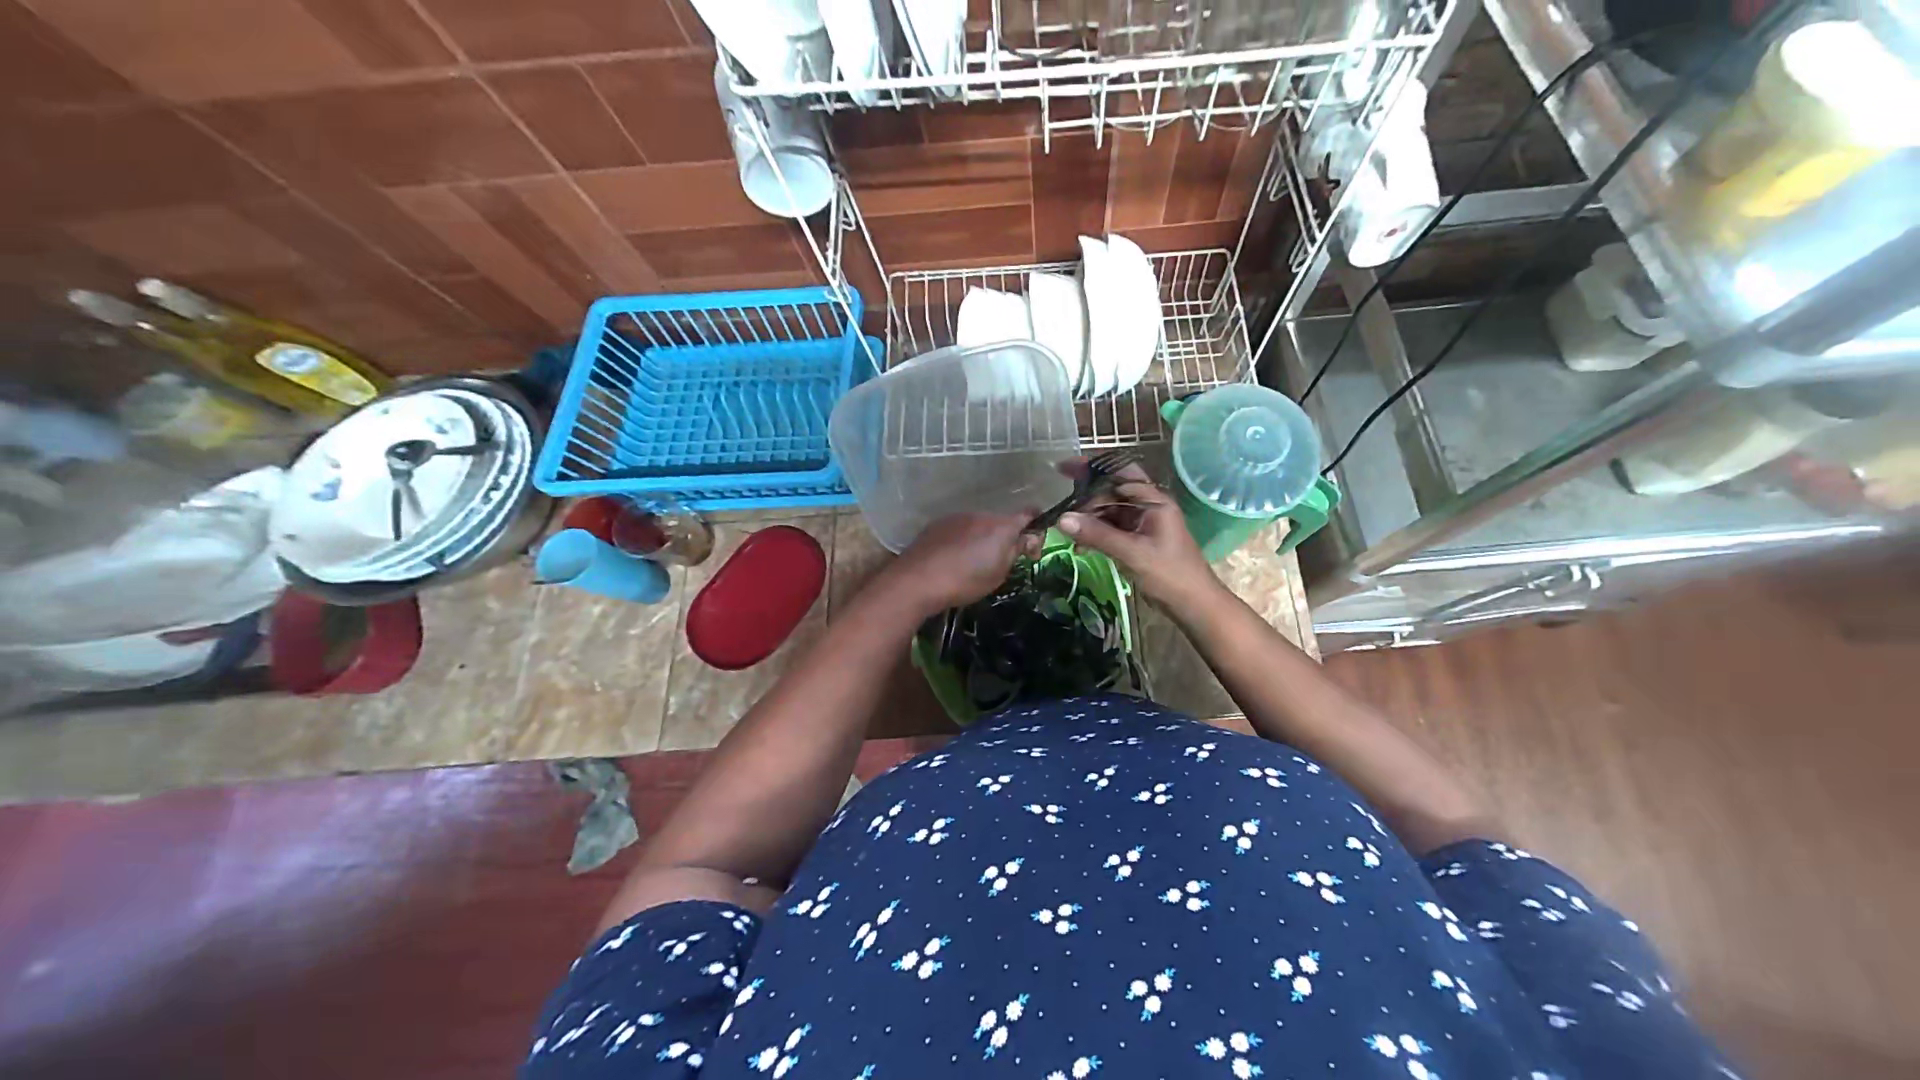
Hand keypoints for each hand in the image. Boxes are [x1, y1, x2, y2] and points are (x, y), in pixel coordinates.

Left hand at [881, 511, 1031, 614]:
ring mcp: (957, 517)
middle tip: (998, 564)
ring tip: (971, 565)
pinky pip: (959, 529)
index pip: (1029, 514)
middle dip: (1004, 539)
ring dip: (981, 540)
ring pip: (978, 525)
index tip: (1030, 551)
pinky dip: (962, 540)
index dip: (1036, 529)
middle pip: (1001, 522)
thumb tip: (1028, 538)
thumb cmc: (965, 581)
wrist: (917, 579)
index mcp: (1001, 526)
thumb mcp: (999, 573)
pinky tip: (952, 560)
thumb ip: (1016, 551)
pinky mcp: (938, 524)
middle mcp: (981, 514)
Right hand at [1057, 464, 1223, 611]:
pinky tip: (1080, 546)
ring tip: (1066, 528)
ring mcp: (1142, 523)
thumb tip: (1062, 518)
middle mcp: (1148, 506)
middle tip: (1060, 504)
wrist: (1193, 604)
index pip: (1119, 472)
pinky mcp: (1137, 540)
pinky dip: (1095, 534)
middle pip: (1111, 491)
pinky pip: (1110, 529)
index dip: (1091, 467)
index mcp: (1154, 500)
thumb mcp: (1132, 552)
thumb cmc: (1170, 574)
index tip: (1064, 468)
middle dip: (1085, 496)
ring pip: (1108, 511)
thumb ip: (1097, 534)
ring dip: (1088, 518)